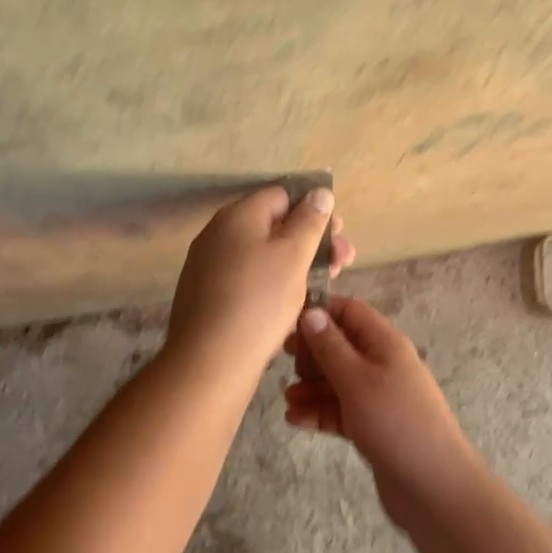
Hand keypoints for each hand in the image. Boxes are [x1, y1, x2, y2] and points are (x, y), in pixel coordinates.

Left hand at [165, 184, 354, 370]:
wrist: (209, 360)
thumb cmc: (258, 301)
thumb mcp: (293, 256)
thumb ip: (309, 221)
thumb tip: (319, 192)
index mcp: (237, 216)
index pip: (280, 196)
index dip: (312, 209)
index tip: (338, 233)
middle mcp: (217, 235)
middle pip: (272, 227)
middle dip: (311, 242)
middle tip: (343, 263)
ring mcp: (209, 267)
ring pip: (262, 256)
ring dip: (296, 266)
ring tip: (324, 286)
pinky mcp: (208, 297)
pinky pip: (248, 280)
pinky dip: (273, 285)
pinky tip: (294, 306)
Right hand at [284, 298, 482, 525]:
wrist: (433, 487)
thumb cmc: (395, 422)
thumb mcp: (357, 379)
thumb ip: (330, 346)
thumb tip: (310, 312)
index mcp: (384, 343)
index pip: (349, 311)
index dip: (319, 313)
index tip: (288, 326)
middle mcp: (381, 364)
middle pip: (339, 346)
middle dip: (311, 353)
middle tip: (286, 364)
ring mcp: (377, 397)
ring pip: (336, 381)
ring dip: (310, 386)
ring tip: (288, 399)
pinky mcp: (371, 426)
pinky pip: (339, 410)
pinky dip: (318, 412)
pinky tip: (295, 420)